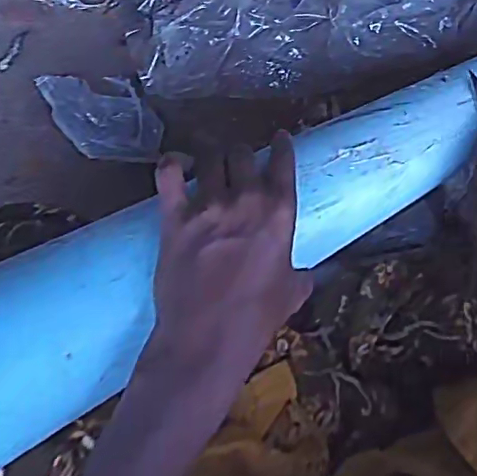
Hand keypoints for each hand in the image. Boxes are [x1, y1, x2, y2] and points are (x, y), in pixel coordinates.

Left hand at [149, 133, 312, 374]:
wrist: (205, 339)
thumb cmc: (257, 317)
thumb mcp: (292, 292)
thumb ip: (300, 274)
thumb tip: (307, 276)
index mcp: (279, 213)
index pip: (283, 163)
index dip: (282, 145)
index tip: (280, 136)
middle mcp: (245, 201)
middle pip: (243, 155)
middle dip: (242, 153)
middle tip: (240, 159)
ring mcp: (207, 208)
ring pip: (210, 160)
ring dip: (212, 156)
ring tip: (210, 158)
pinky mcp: (173, 220)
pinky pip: (169, 177)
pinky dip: (172, 164)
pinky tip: (176, 164)